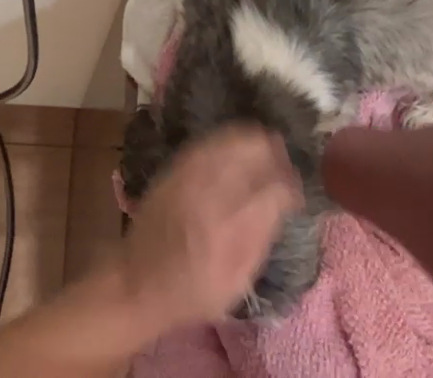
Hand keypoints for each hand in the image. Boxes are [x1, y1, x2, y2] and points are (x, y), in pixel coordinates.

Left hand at [113, 125, 301, 332]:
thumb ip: (262, 240)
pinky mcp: (174, 169)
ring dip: (255, 142)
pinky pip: (208, 143)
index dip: (292, 186)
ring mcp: (190, 177)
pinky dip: (228, 140)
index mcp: (233, 228)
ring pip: (232, 141)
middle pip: (255, 154)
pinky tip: (238, 145)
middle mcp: (213, 194)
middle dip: (276, 156)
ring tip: (267, 148)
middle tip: (284, 165)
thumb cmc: (192, 292)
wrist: (136, 281)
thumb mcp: (237, 282)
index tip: (296, 191)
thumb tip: (283, 207)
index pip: (275, 190)